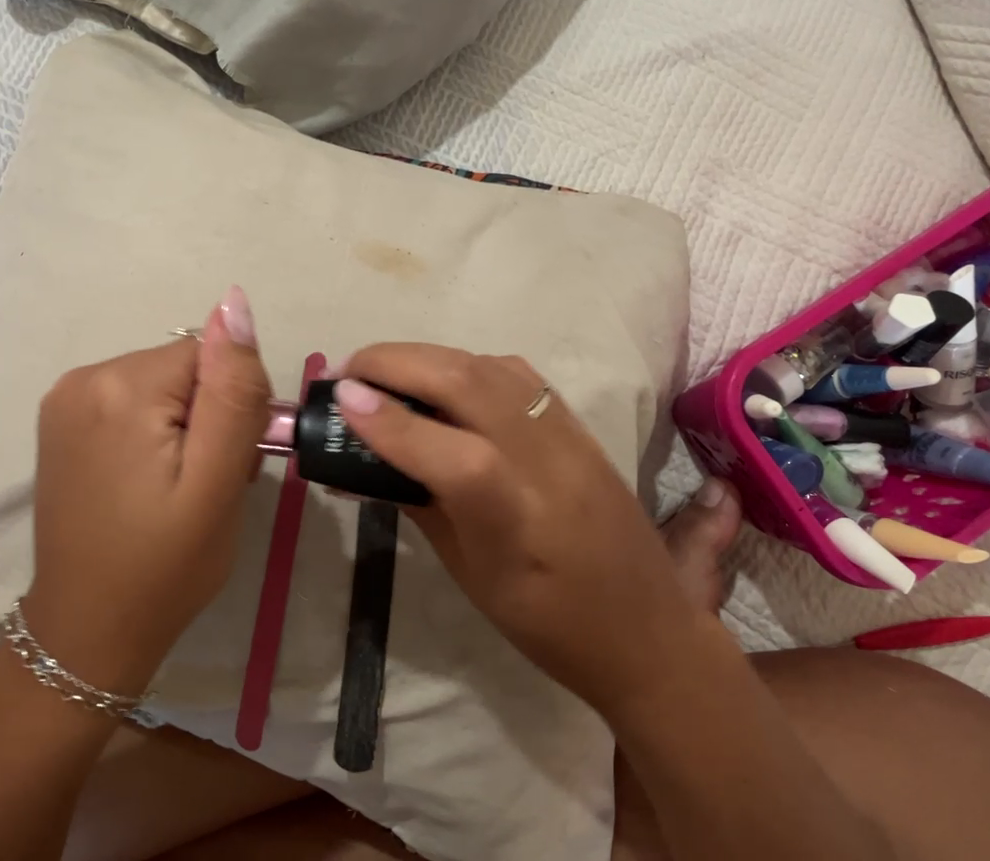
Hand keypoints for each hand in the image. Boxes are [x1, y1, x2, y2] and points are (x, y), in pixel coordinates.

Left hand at [21, 287, 272, 696]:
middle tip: (206, 483)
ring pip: (157, 384)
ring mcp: (63, 400)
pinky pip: (126, 401)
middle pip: (181, 367)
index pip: (209, 355)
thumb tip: (235, 300)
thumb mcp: (217, 481)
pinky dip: (149, 431)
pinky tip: (146, 481)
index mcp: (123, 386)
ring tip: (176, 488)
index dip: (233, 405)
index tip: (228, 462)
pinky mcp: (58, 423)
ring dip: (180, 424)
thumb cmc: (165, 565)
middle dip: (206, 414)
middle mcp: (83, 377)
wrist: (88, 628)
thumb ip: (232, 390)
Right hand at [331, 343, 703, 711]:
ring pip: (492, 368)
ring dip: (428, 356)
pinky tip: (443, 380)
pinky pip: (518, 376)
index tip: (340, 396)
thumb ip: (420, 506)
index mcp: (520, 526)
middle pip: (470, 386)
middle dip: (397, 364)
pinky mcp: (580, 428)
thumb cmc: (548, 624)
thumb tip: (363, 460)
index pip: (453, 457)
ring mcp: (570, 440)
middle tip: (347, 371)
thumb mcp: (471, 575)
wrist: (649, 632)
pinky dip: (467, 364)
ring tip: (384, 369)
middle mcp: (550, 468)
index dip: (392, 423)